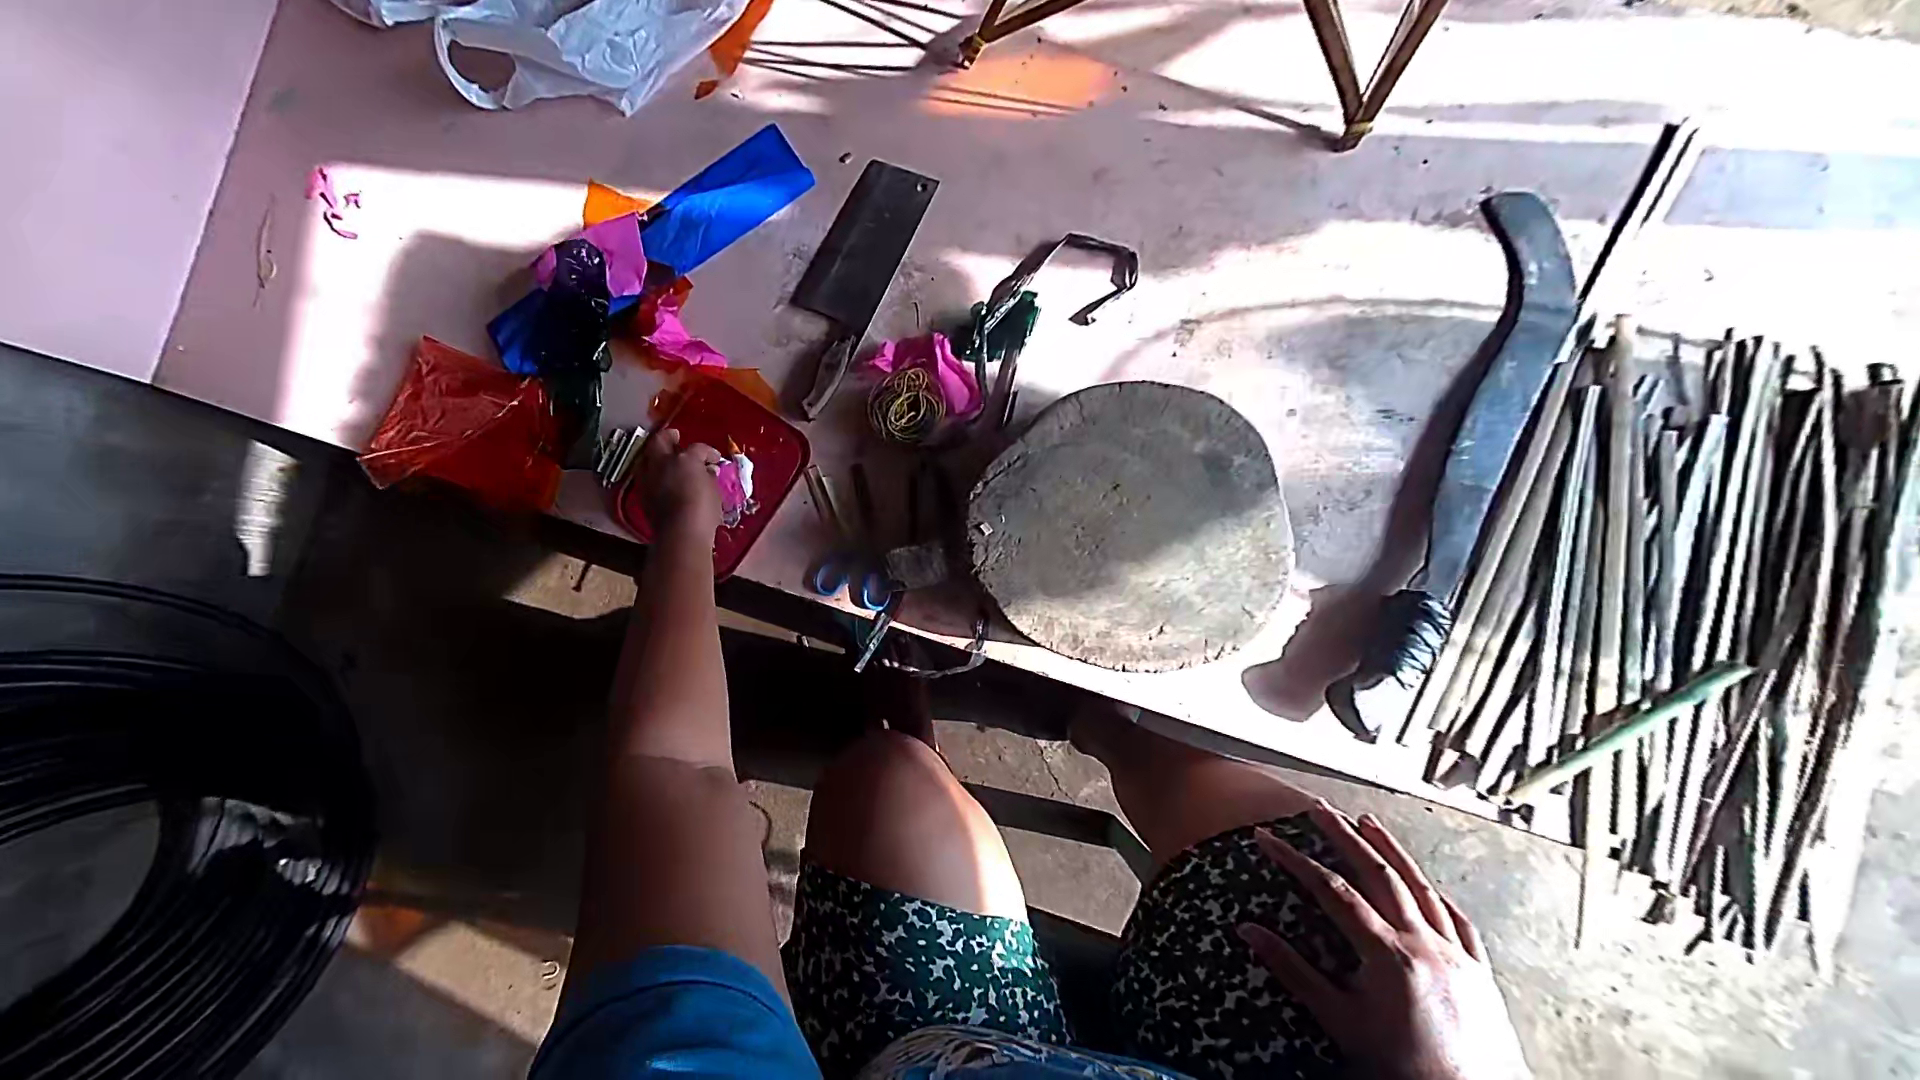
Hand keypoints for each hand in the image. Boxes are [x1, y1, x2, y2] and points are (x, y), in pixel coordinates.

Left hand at [638, 428, 722, 540]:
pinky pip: (647, 476)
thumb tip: (707, 471)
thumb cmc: (704, 509)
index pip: (698, 448)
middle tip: (676, 437)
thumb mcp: (714, 491)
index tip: (715, 459)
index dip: (709, 452)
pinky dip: (654, 473)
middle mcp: (662, 463)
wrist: (681, 533)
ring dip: (657, 456)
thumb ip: (709, 477)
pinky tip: (663, 479)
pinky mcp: (643, 494)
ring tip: (667, 460)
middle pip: (661, 441)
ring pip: (648, 458)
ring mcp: (649, 478)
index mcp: (685, 458)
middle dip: (669, 438)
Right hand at [1237, 803, 1530, 1079]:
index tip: (1267, 838)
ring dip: (1389, 849)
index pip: (1331, 890)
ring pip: (1419, 887)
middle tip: (1318, 809)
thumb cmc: (1404, 1069)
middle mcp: (1424, 944)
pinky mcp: (1479, 972)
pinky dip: (1436, 894)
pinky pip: (1458, 920)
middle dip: (1344, 836)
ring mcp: (1455, 955)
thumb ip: (1293, 971)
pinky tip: (1424, 880)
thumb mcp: (1340, 1021)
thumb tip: (1248, 932)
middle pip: (1377, 874)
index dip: (1294, 859)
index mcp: (1388, 954)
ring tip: (1367, 822)